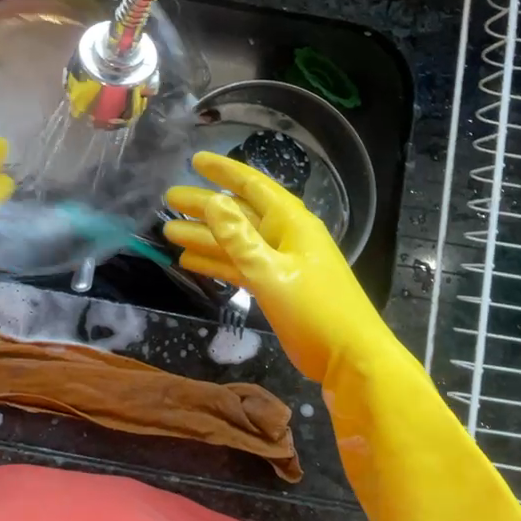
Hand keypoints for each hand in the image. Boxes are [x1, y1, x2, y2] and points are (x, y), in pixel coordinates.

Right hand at [163, 150, 520, 520]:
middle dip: (205, 206)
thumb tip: (212, 201)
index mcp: (292, 224)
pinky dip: (219, 262)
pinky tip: (191, 262)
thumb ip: (238, 237)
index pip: (253, 186)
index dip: (224, 172)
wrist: (352, 360)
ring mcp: (284, 263)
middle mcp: (287, 237)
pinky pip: (243, 266)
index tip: (194, 160)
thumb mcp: (270, 272)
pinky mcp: (280, 288)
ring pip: (238, 242)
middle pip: (239, 214)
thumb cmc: (315, 311)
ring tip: (169, 232)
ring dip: (206, 237)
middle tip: (169, 199)